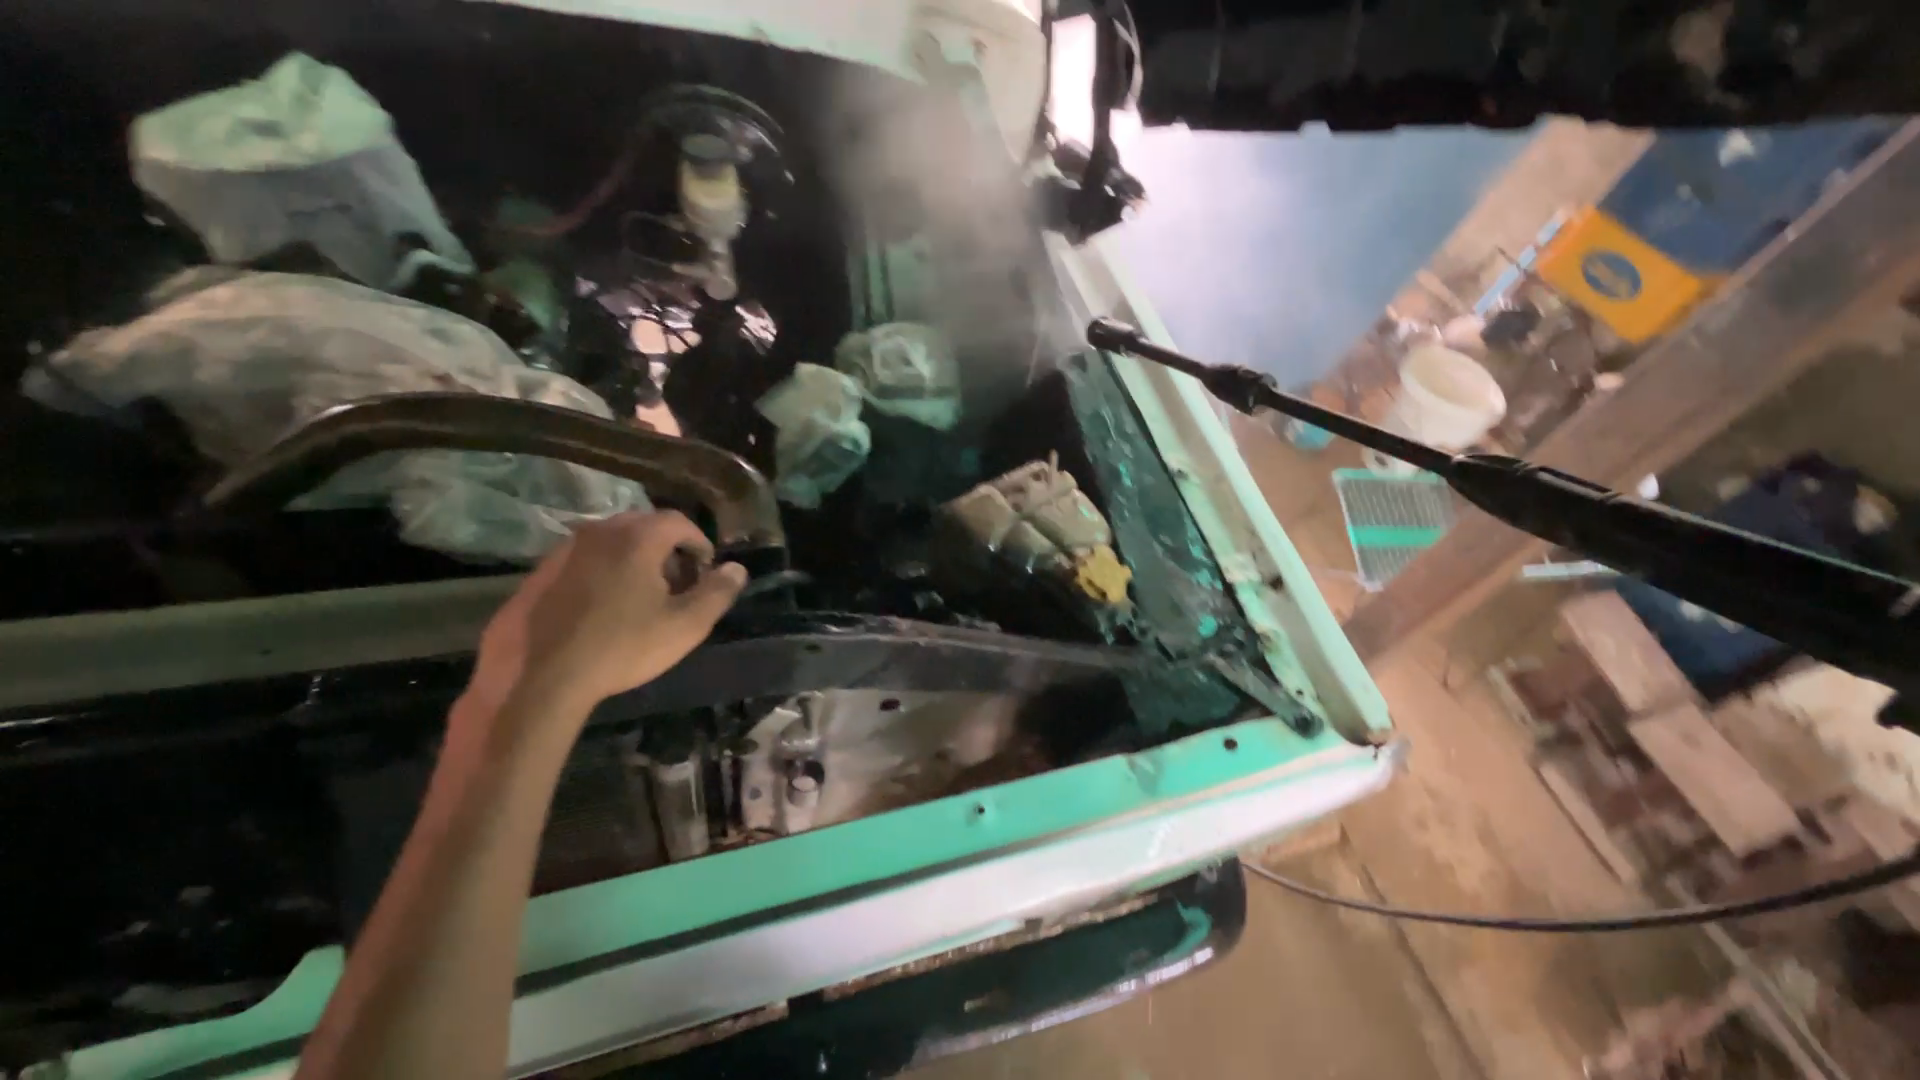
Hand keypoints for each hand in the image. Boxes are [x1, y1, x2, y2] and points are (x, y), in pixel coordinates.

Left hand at [458, 511, 746, 747]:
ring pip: (612, 542)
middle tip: (677, 585)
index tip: (705, 574)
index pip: (679, 522)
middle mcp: (600, 531)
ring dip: (634, 560)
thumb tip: (737, 569)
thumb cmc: (624, 646)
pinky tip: (604, 608)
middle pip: (645, 526)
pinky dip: (604, 572)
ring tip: (641, 598)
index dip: (699, 545)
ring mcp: (566, 549)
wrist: (544, 676)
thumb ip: (717, 592)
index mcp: (637, 537)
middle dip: (668, 550)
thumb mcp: (685, 625)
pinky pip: (585, 560)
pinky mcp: (543, 572)